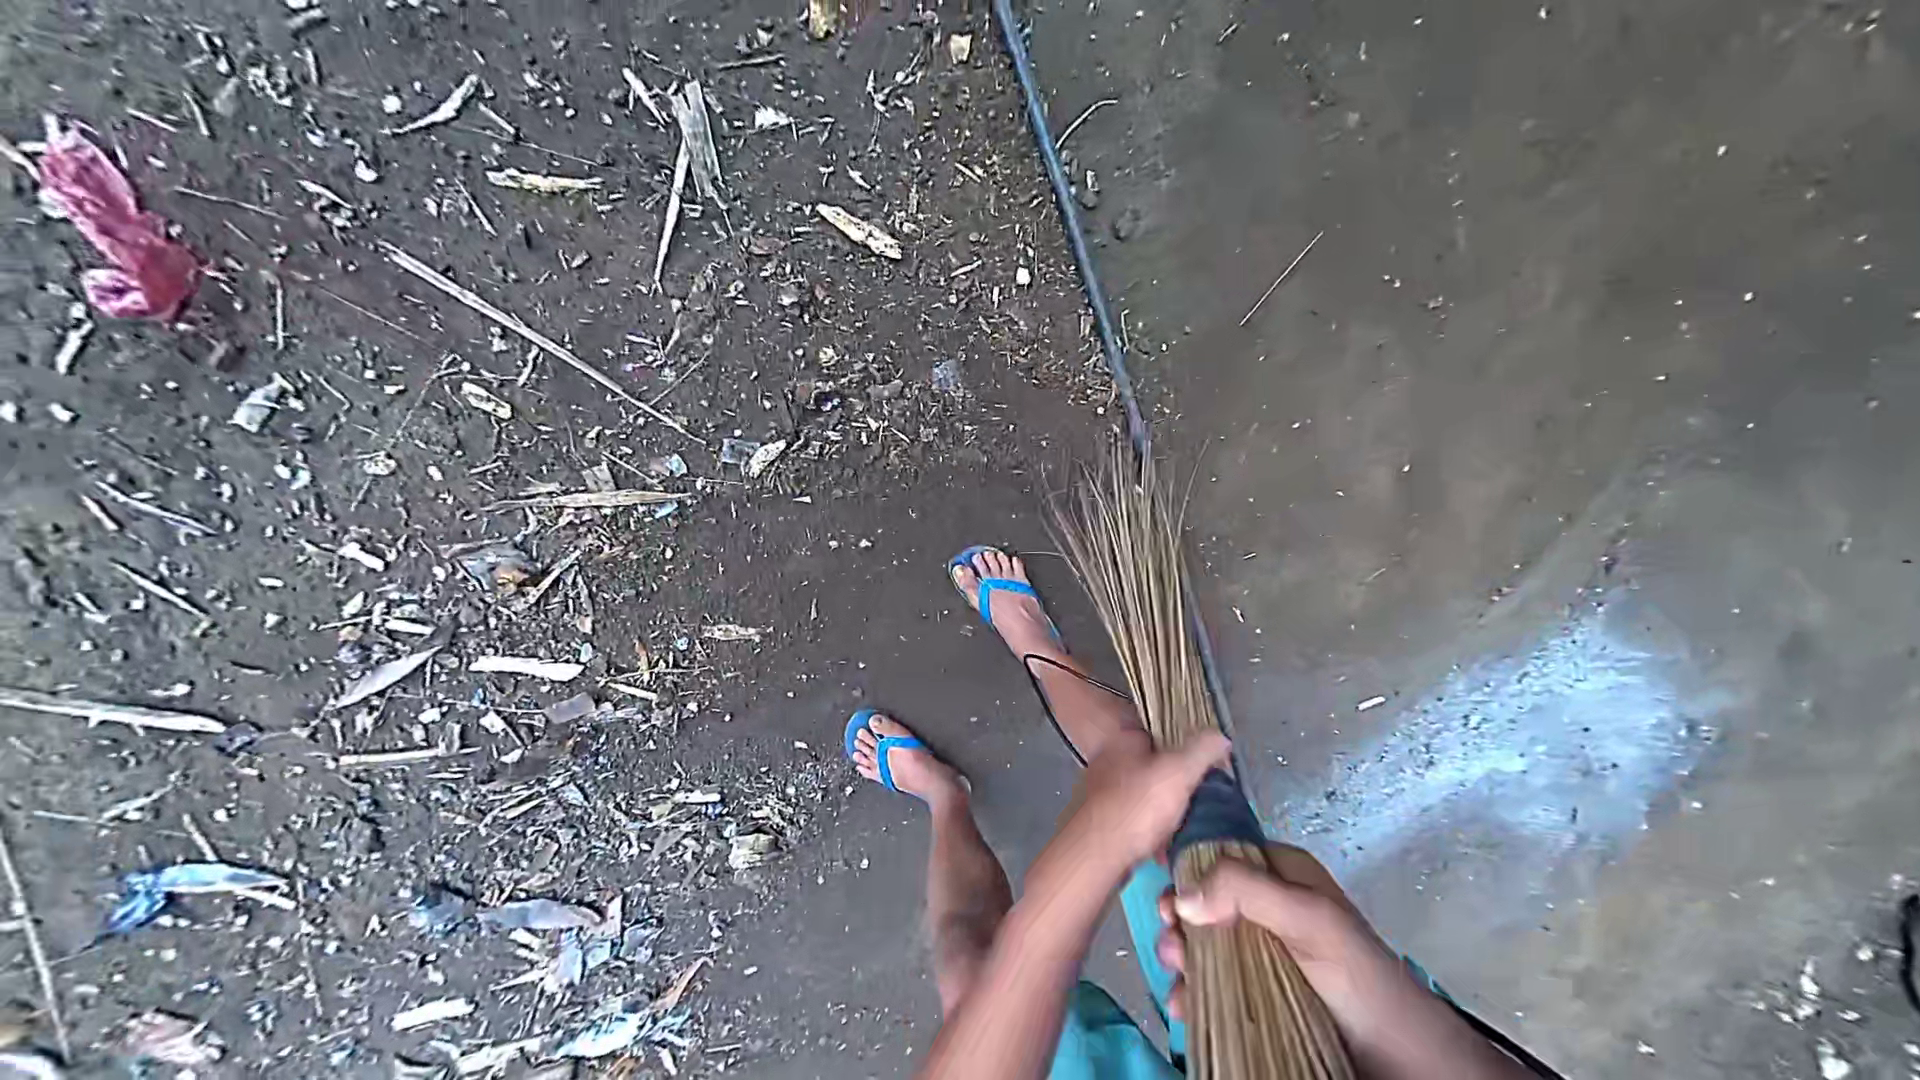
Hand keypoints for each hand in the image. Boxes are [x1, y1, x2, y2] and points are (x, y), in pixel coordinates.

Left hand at [1061, 728, 1228, 872]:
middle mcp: (1109, 760)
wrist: (1098, 852)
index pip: (1160, 733)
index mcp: (1124, 740)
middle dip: (1176, 782)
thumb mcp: (1178, 772)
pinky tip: (1166, 846)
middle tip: (1202, 797)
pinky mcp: (1101, 819)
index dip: (1185, 746)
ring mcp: (1102, 790)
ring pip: (1144, 794)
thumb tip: (1220, 737)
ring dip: (1165, 808)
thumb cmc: (1137, 805)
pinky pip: (1135, 819)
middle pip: (1153, 765)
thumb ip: (1201, 751)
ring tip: (1189, 824)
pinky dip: (1152, 830)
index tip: (1207, 764)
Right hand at [1157, 846, 1403, 1041]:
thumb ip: (1245, 889)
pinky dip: (1192, 992)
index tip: (1169, 903)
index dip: (1187, 874)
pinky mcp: (1257, 992)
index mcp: (1279, 874)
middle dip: (1180, 924)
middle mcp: (1266, 906)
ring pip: (1203, 942)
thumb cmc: (1359, 977)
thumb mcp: (1308, 918)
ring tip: (1179, 983)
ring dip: (1181, 960)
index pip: (1218, 855)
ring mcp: (1261, 951)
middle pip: (1203, 901)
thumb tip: (1180, 897)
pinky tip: (1185, 1006)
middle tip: (1174, 950)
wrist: (1404, 1065)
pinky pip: (1212, 982)